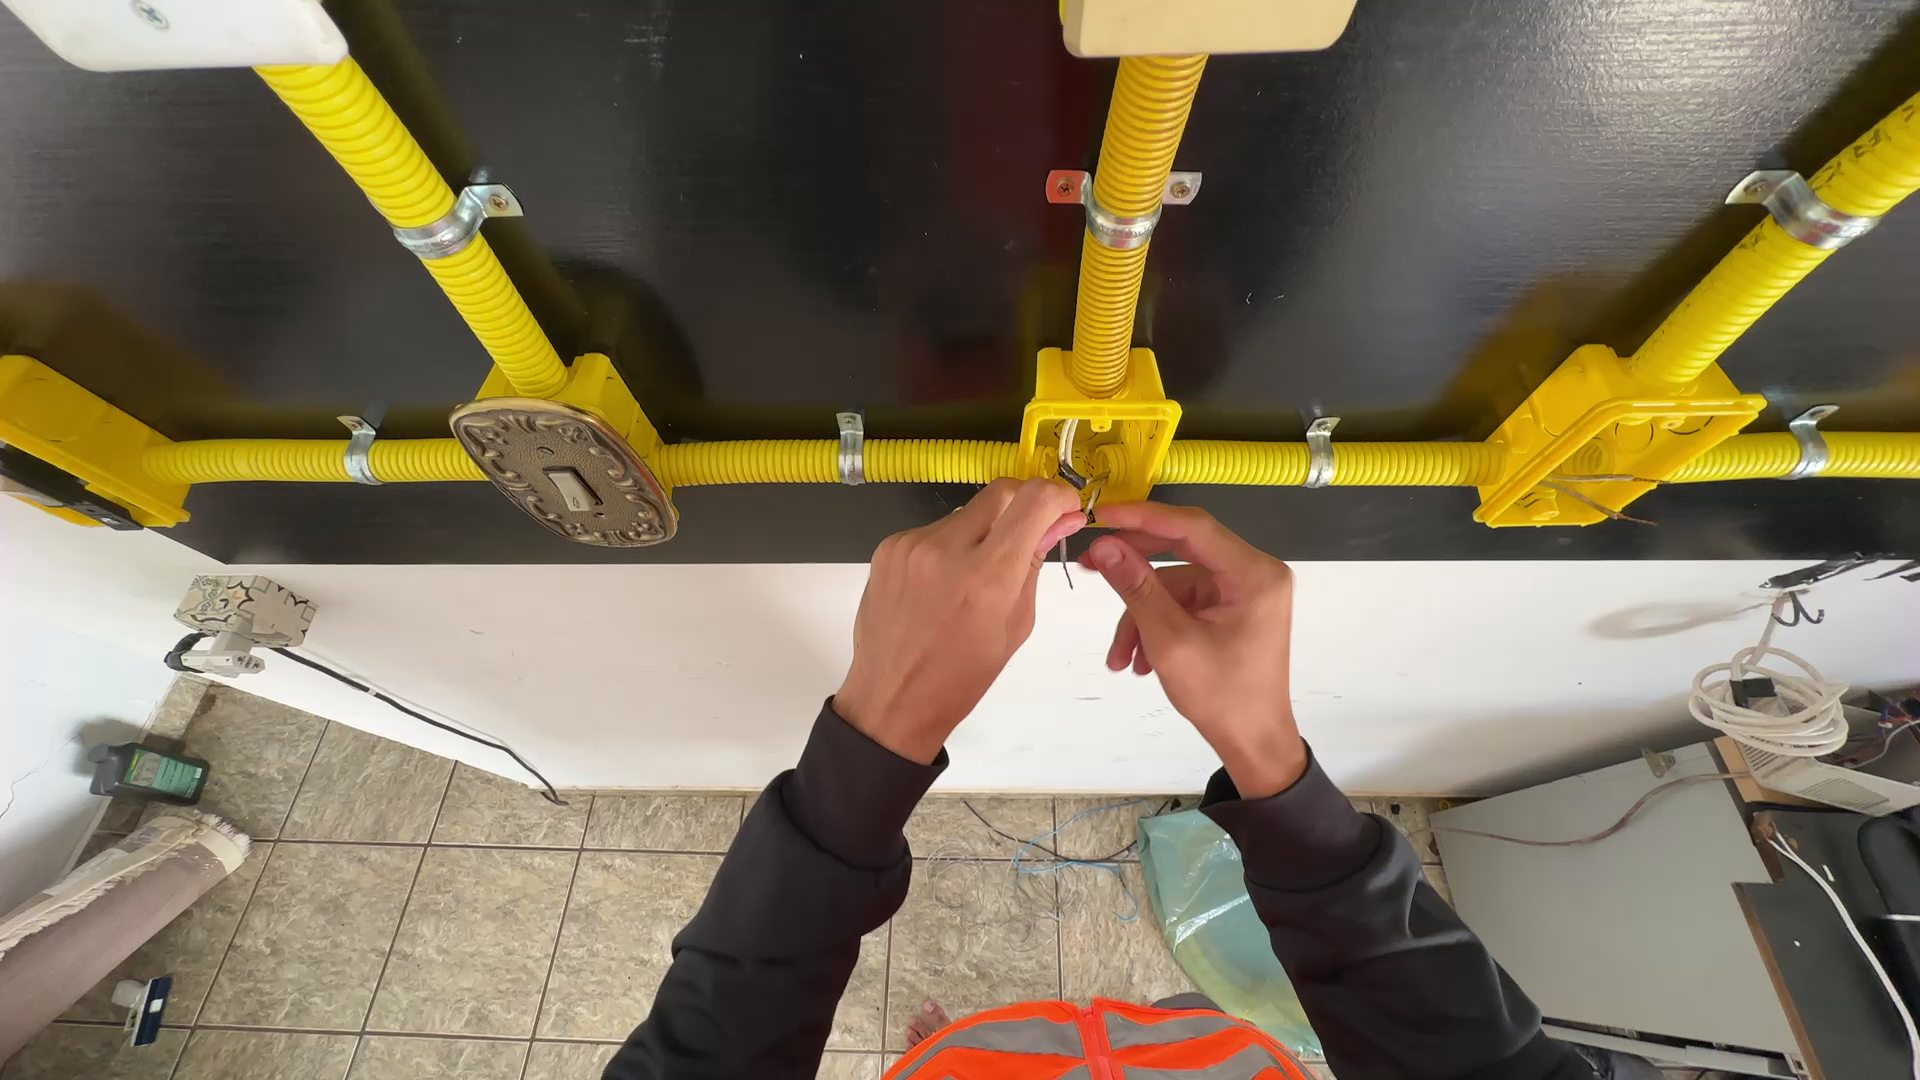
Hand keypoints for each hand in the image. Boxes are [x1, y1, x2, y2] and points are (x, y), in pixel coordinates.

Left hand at [835, 478, 1085, 763]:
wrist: (893, 698)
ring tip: (974, 573)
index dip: (1057, 495)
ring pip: (967, 511)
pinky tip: (943, 581)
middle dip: (1023, 504)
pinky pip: (935, 528)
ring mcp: (912, 544)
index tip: (1063, 508)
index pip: (1033, 499)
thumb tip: (1058, 520)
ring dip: (983, 529)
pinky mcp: (889, 546)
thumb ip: (1034, 565)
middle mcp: (947, 550)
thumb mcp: (1016, 625)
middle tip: (1028, 532)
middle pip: (1001, 491)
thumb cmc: (961, 676)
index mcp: (987, 577)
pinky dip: (950, 544)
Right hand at [1080, 502, 1306, 797]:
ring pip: (1172, 584)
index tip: (1100, 515)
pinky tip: (1139, 661)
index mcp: (1253, 573)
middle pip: (1180, 549)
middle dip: (1134, 568)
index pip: (1191, 526)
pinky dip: (1155, 626)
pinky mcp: (1227, 607)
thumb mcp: (1170, 641)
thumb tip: (1103, 547)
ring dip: (1140, 617)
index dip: (1141, 517)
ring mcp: (1239, 590)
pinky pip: (1180, 603)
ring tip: (1120, 658)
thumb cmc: (1222, 697)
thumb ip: (1136, 588)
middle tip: (1090, 569)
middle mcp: (1252, 572)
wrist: (1253, 744)